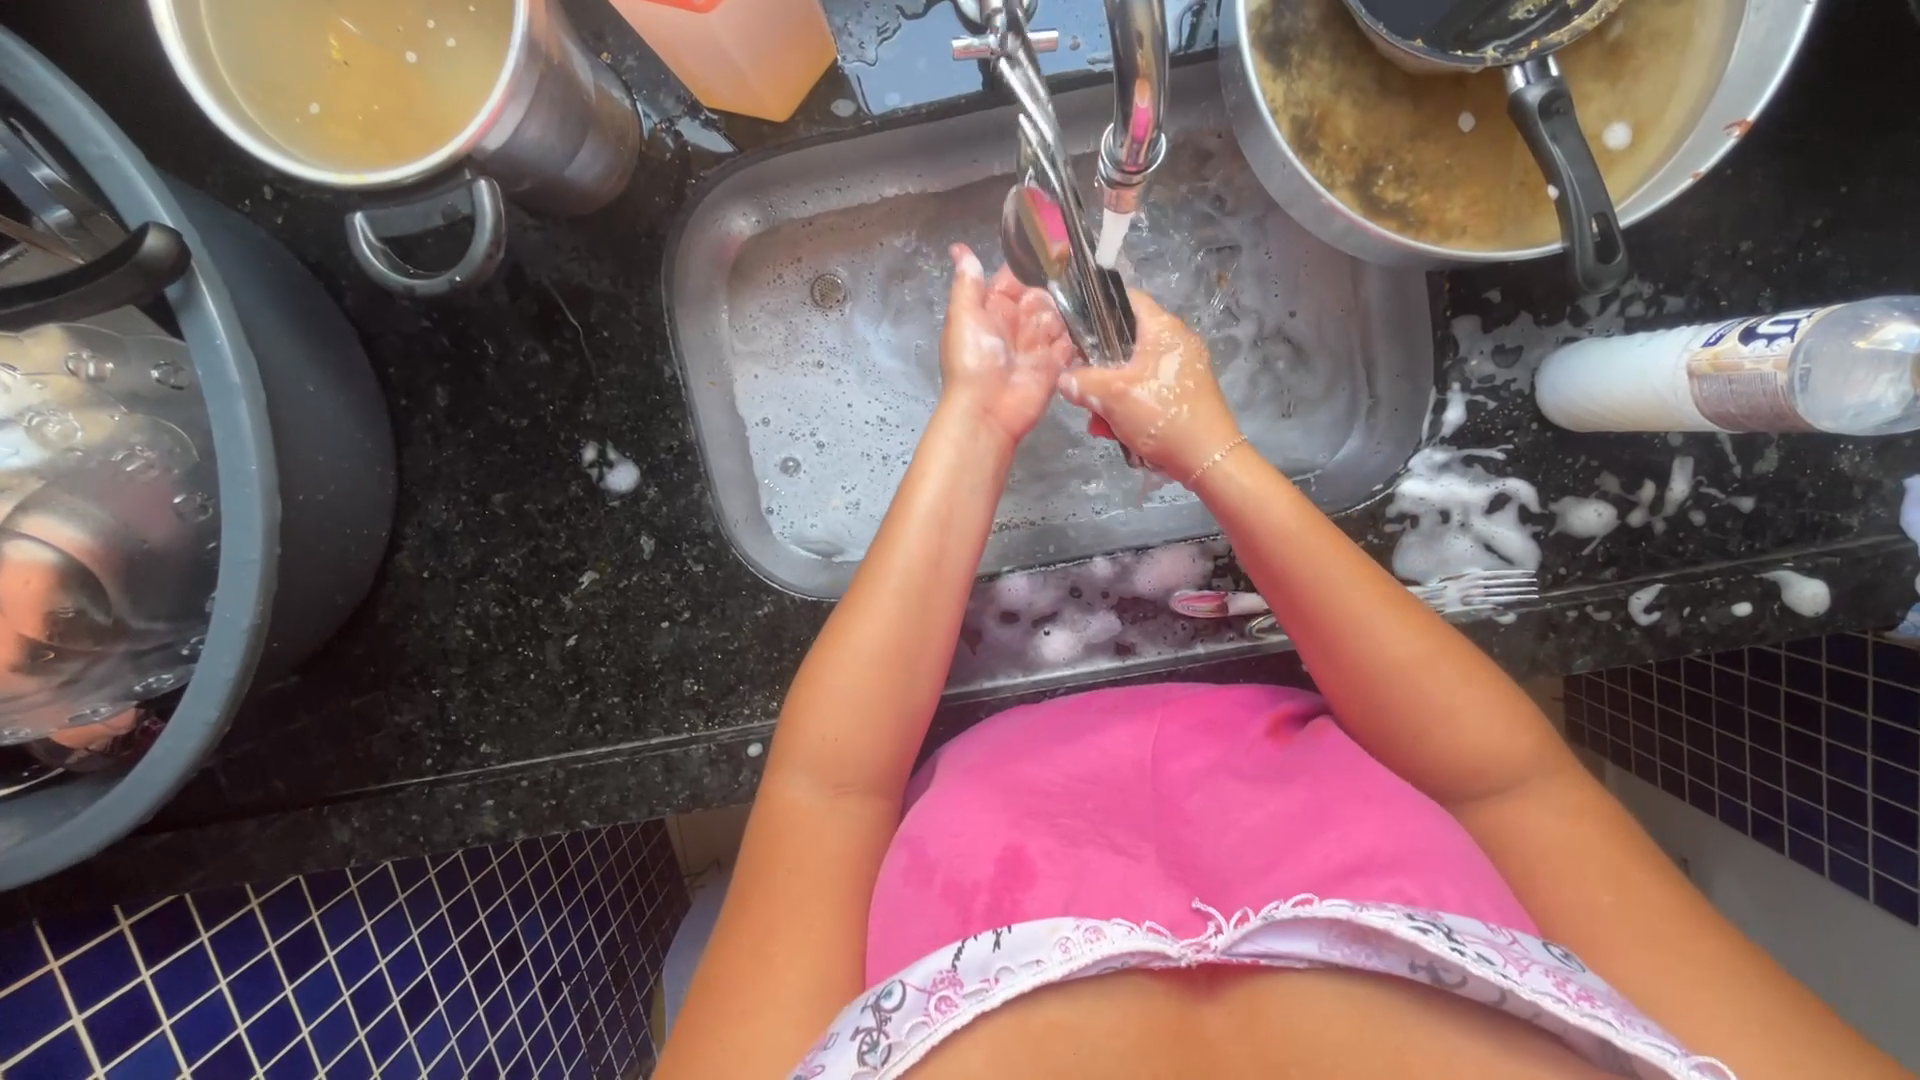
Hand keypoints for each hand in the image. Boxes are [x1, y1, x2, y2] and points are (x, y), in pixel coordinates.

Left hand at [938, 244, 1074, 447]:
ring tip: (1069, 313)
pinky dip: (1076, 337)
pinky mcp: (1055, 364)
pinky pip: (1072, 343)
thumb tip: (959, 249)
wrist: (987, 411)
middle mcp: (1017, 323)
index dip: (1032, 265)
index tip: (1055, 248)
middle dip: (1052, 291)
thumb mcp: (963, 315)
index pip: (1016, 277)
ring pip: (1060, 316)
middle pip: (1043, 295)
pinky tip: (1083, 329)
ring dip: (1065, 313)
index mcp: (993, 308)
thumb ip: (968, 282)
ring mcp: (1037, 344)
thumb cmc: (971, 361)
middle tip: (1059, 293)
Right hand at [1056, 290, 1244, 481]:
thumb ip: (1081, 381)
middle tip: (1083, 390)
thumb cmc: (1161, 415)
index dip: (1097, 307)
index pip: (1127, 299)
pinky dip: (1129, 408)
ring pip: (1132, 372)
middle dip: (1099, 370)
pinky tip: (1119, 432)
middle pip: (1124, 342)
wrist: (1207, 459)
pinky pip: (1146, 392)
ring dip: (1110, 397)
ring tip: (1101, 423)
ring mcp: (1181, 369)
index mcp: (1163, 328)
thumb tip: (1064, 379)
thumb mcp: (1112, 396)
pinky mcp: (1183, 393)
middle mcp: (1175, 342)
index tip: (1074, 328)